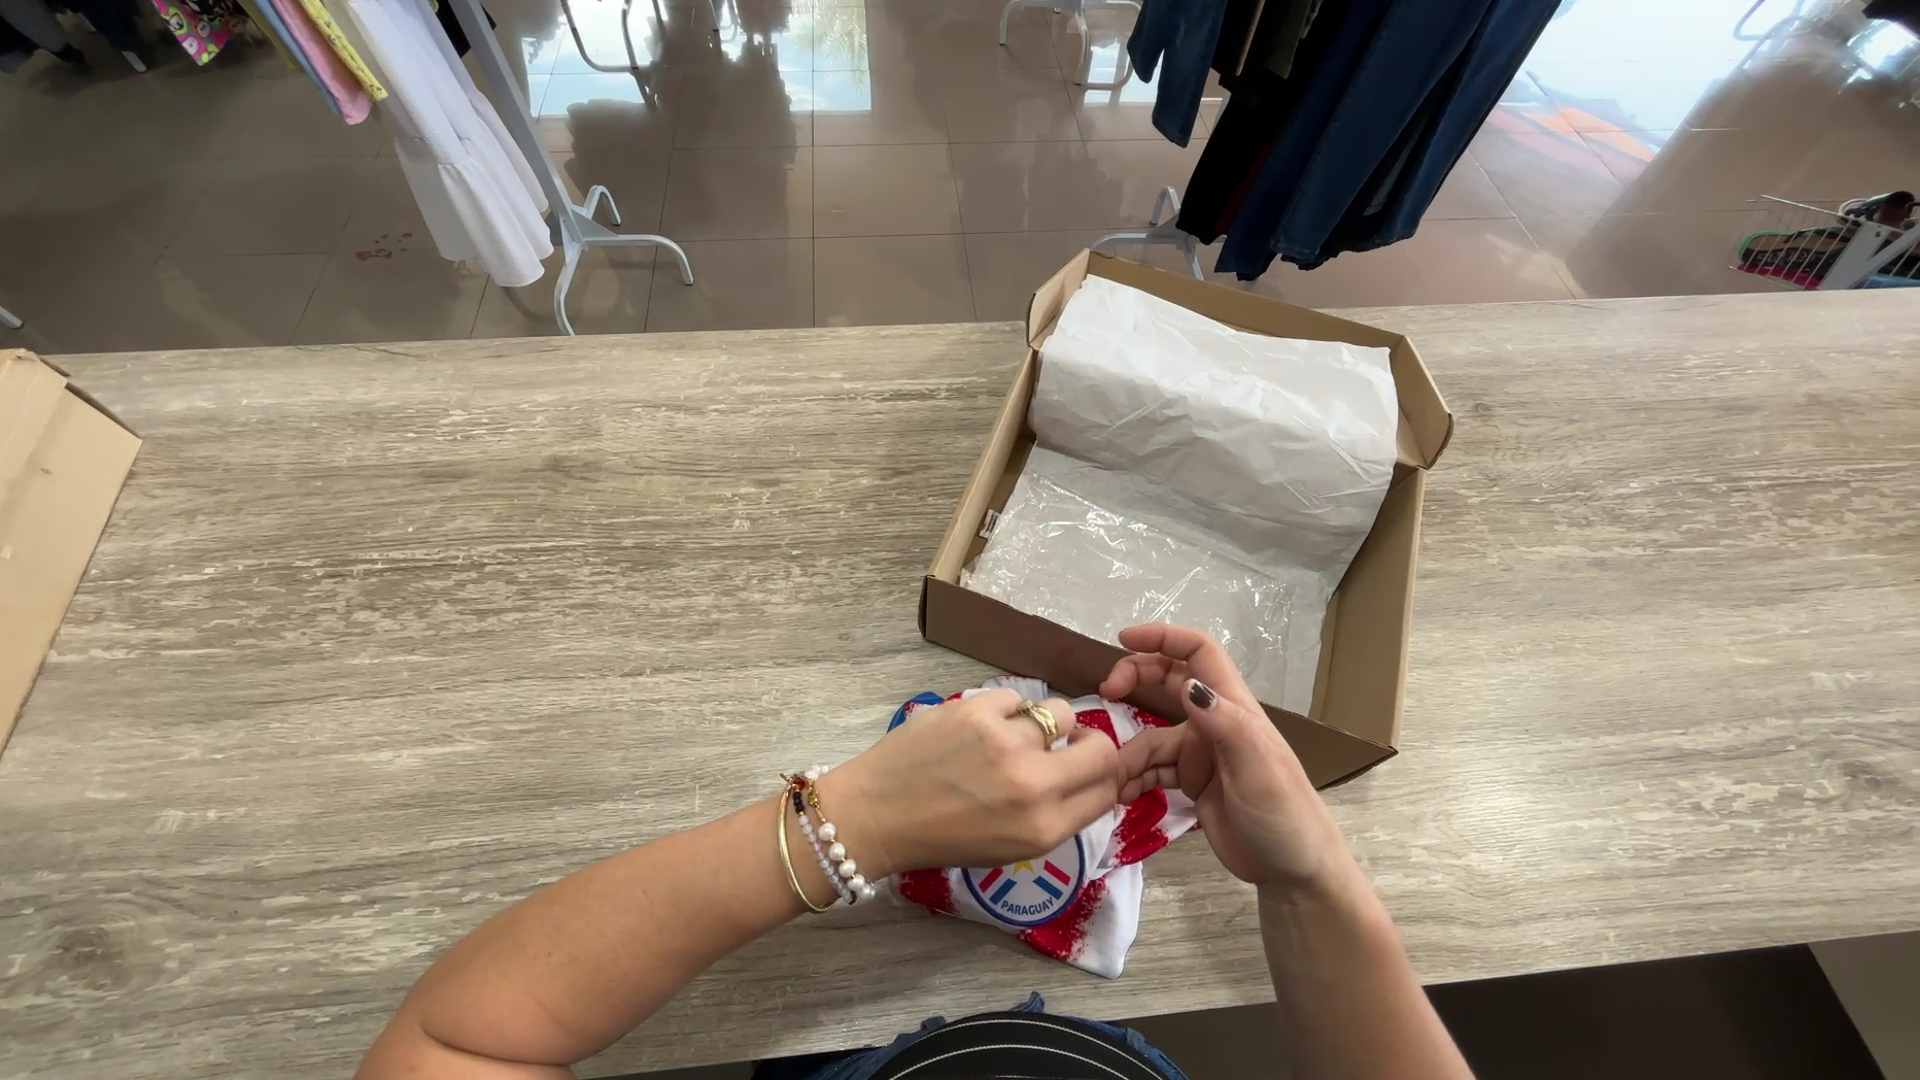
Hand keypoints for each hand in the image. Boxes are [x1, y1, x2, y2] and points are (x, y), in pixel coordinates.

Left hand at [818, 690, 1125, 876]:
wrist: (875, 814)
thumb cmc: (942, 838)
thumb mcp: (1012, 846)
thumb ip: (1056, 814)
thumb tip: (1089, 777)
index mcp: (1044, 828)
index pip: (1108, 790)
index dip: (1105, 776)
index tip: (1091, 768)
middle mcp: (1033, 784)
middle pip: (1101, 748)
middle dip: (1090, 745)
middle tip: (1068, 745)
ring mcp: (1006, 741)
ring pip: (1059, 713)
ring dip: (1044, 724)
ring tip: (1014, 735)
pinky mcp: (977, 709)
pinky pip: (1016, 698)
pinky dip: (1005, 711)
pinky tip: (980, 727)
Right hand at [1104, 625, 1358, 896]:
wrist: (1295, 874)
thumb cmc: (1285, 815)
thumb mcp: (1257, 767)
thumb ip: (1224, 724)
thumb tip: (1187, 686)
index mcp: (1233, 707)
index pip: (1198, 653)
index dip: (1163, 637)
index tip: (1123, 639)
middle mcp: (1214, 721)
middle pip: (1169, 680)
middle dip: (1135, 678)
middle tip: (1106, 694)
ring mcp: (1202, 753)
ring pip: (1152, 735)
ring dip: (1129, 751)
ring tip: (1112, 778)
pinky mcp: (1192, 782)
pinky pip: (1153, 769)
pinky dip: (1134, 778)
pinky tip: (1121, 795)